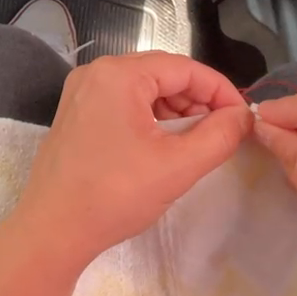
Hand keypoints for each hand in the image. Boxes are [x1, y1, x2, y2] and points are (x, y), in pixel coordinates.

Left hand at [12, 51, 251, 265]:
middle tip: (224, 131)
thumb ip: (218, 136)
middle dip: (198, 98)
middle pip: (162, 72)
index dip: (220, 90)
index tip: (243, 119)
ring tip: (197, 140)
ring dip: (175, 108)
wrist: (53, 228)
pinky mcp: (76, 112)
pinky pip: (123, 101)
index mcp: (118, 74)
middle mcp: (96, 72)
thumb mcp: (177, 166)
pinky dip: (150, 116)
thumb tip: (242, 116)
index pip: (183, 67)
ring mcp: (82, 91)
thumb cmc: (115, 194)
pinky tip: (165, 142)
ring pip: (143, 87)